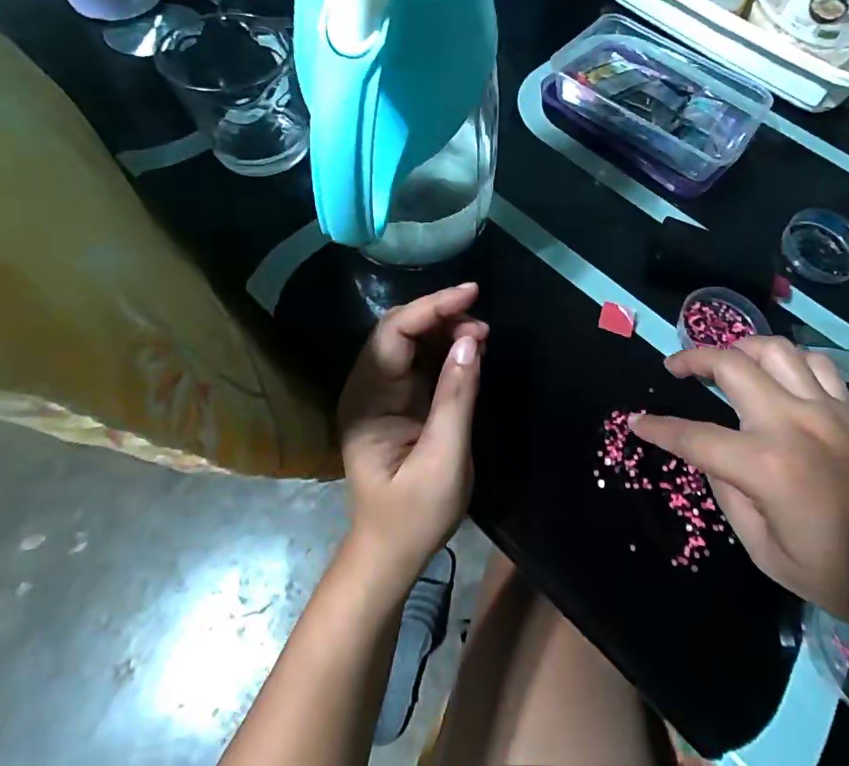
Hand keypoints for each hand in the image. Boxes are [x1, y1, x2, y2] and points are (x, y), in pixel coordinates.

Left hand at [337, 283, 487, 578]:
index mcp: (365, 400)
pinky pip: (418, 362)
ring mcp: (379, 394)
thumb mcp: (444, 461)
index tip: (471, 293)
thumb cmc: (414, 516)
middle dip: (440, 314)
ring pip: (409, 342)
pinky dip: (444, 349)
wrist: (390, 554)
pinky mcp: (396, 403)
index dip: (431, 307)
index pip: (393, 334)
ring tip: (483, 333)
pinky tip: (470, 349)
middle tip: (483, 320)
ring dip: (444, 330)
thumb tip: (470, 340)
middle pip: (398, 330)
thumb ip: (456, 398)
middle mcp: (366, 388)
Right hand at [631, 337, 848, 633]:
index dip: (659, 428)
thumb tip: (715, 464)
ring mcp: (825, 409)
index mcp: (766, 464)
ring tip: (723, 361)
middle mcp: (791, 422)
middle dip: (693, 359)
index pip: (694, 435)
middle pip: (731, 365)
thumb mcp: (771, 556)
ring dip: (740, 347)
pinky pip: (813, 364)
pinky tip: (775, 374)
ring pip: (774, 349)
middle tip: (674, 368)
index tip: (635, 422)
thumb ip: (732, 501)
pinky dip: (786, 359)